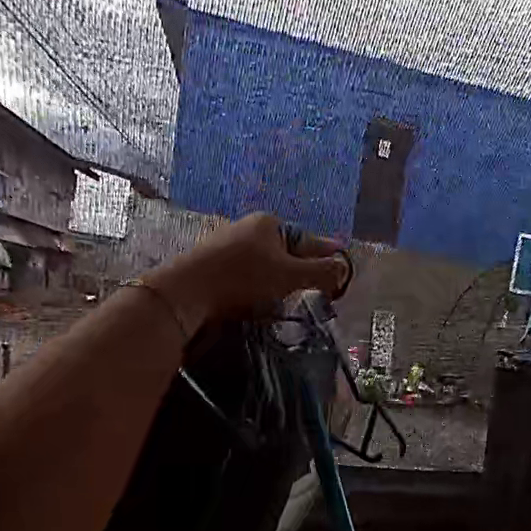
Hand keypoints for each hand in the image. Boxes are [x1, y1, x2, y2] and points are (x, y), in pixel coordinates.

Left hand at [141, 213, 349, 334]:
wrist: (186, 294)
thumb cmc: (243, 279)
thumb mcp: (290, 276)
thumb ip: (321, 271)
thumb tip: (344, 268)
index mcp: (270, 223)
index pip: (310, 242)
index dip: (326, 262)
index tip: (339, 280)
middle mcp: (248, 229)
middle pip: (287, 256)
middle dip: (300, 277)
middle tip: (315, 298)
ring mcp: (228, 248)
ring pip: (266, 269)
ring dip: (277, 288)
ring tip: (284, 306)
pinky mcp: (213, 268)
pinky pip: (246, 280)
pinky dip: (256, 292)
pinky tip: (256, 307)